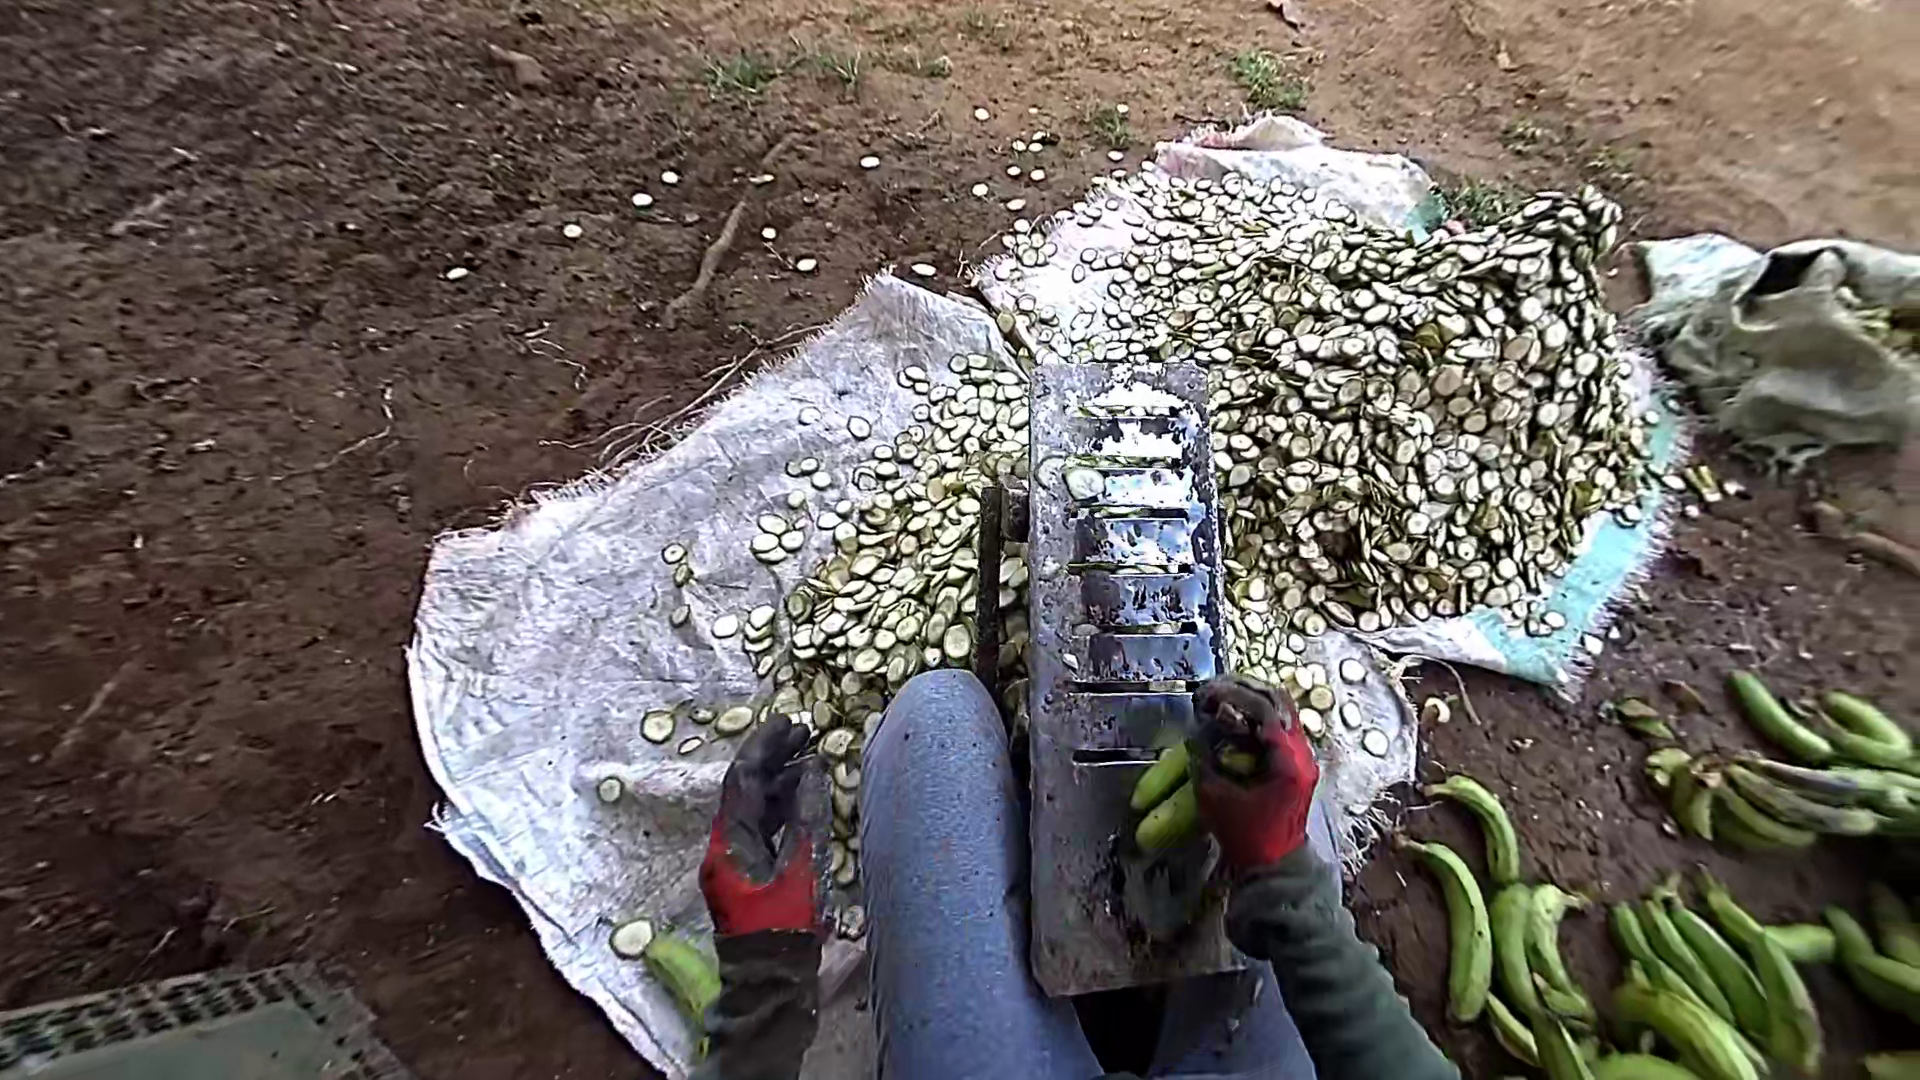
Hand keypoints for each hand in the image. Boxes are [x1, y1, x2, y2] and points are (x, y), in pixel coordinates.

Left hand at [699, 715, 828, 936]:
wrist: (770, 983)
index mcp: (729, 842)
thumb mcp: (801, 868)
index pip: (743, 779)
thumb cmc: (785, 928)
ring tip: (810, 755)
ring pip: (756, 803)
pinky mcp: (749, 868)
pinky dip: (784, 801)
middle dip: (773, 757)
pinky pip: (764, 822)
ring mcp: (736, 856)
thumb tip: (812, 769)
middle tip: (803, 732)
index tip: (787, 722)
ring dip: (781, 777)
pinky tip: (806, 790)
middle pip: (747, 788)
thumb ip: (807, 815)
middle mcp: (726, 844)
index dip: (764, 746)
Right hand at [1189, 676, 1318, 872]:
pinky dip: (1254, 712)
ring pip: (1280, 708)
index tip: (1205, 695)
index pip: (1265, 708)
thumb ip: (1204, 759)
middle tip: (1212, 687)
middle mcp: (1302, 753)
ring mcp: (1302, 756)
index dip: (1232, 694)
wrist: (1276, 866)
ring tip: (1219, 695)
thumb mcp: (1215, 796)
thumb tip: (1196, 730)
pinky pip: (1278, 722)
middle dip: (1243, 687)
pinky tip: (1232, 714)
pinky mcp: (1295, 761)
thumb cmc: (1246, 834)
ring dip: (1249, 697)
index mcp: (1288, 761)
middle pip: (1278, 700)